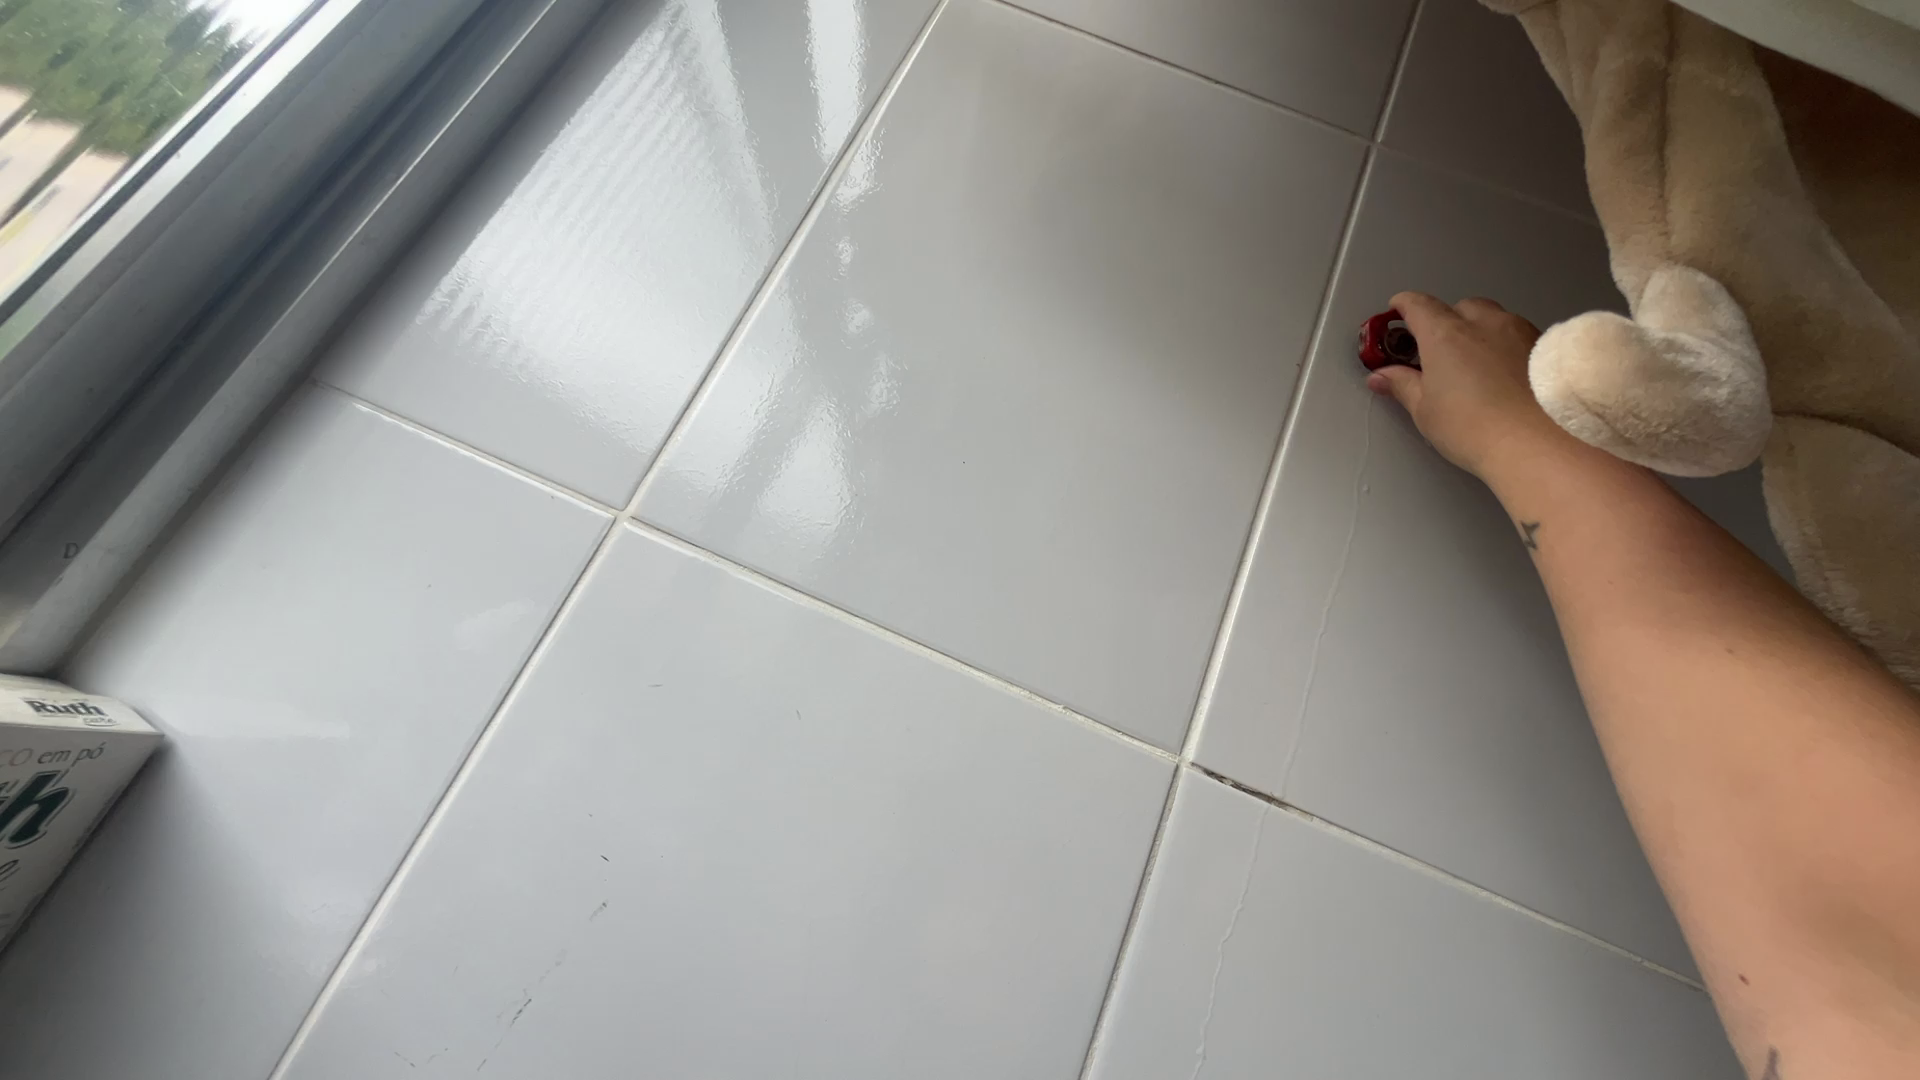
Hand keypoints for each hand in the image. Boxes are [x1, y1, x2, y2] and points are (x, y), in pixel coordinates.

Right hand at [1368, 292, 1574, 479]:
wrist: (1540, 443)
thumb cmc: (1470, 427)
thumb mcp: (1424, 410)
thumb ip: (1402, 385)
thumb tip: (1379, 375)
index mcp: (1445, 335)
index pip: (1419, 306)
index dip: (1404, 304)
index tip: (1396, 309)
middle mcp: (1484, 323)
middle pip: (1460, 307)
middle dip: (1445, 320)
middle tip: (1436, 348)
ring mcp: (1520, 331)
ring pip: (1493, 318)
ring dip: (1478, 330)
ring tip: (1473, 360)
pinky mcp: (1546, 346)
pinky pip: (1517, 333)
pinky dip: (1503, 344)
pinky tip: (1502, 372)